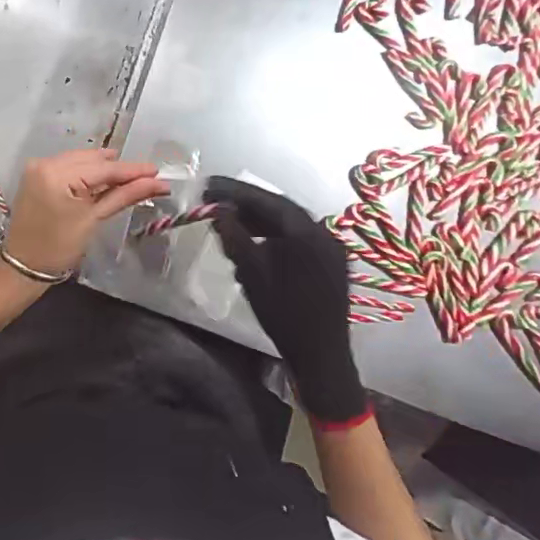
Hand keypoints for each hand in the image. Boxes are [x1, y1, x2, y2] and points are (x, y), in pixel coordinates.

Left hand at [0, 149, 167, 275]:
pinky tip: (103, 180)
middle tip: (147, 178)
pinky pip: (68, 166)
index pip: (103, 168)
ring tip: (129, 179)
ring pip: (81, 160)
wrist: (24, 265)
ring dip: (103, 169)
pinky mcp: (36, 175)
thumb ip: (124, 195)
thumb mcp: (93, 220)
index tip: (158, 171)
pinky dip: (86, 172)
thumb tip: (155, 183)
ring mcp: (38, 167)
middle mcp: (45, 163)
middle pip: (92, 160)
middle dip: (119, 168)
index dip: (132, 170)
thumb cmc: (59, 247)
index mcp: (57, 175)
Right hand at [204, 176, 366, 426]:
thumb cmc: (283, 313)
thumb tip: (219, 211)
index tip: (209, 185)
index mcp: (307, 232)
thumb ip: (235, 237)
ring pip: (288, 224)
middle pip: (279, 209)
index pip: (267, 200)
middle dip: (246, 204)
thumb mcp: (252, 273)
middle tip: (214, 200)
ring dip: (258, 220)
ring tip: (229, 221)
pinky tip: (254, 242)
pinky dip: (273, 235)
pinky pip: (298, 239)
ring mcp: (330, 248)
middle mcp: (324, 233)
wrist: (320, 354)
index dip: (235, 191)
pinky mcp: (331, 263)